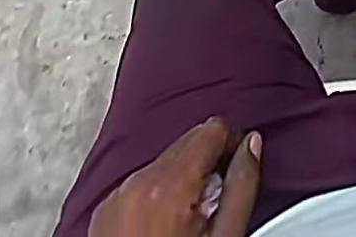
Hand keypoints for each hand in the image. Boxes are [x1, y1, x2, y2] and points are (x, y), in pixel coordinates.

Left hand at [89, 117, 261, 236]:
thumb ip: (242, 186)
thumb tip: (252, 143)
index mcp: (169, 185)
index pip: (212, 129)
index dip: (232, 145)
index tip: (237, 170)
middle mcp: (138, 180)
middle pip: (188, 141)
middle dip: (208, 163)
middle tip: (215, 205)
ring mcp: (116, 196)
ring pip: (165, 160)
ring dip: (183, 178)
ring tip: (190, 223)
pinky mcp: (103, 212)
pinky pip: (141, 183)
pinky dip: (158, 194)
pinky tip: (164, 230)